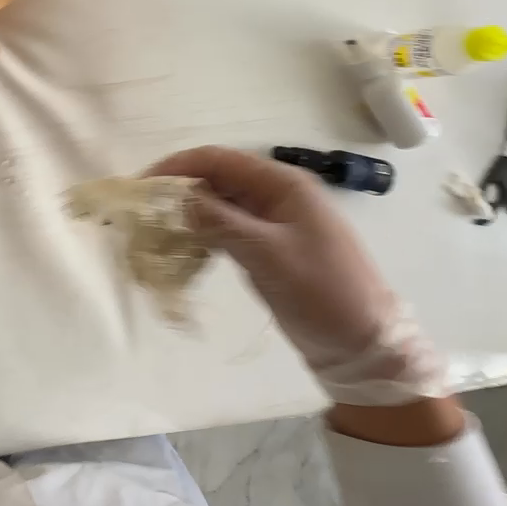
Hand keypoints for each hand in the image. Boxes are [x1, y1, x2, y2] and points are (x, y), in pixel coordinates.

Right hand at [146, 146, 445, 406]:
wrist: (365, 346)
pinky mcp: (270, 248)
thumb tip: (179, 198)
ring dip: (189, 213)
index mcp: (283, 184)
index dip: (177, 166)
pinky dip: (204, 234)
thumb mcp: (267, 253)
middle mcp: (277, 195)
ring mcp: (274, 222)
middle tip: (143, 212)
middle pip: (217, 179)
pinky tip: (184, 250)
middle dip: (179, 189)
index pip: (218, 159)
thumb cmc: (322, 292)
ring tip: (156, 230)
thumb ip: (220, 221)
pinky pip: (228, 229)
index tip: (141, 186)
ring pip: (220, 204)